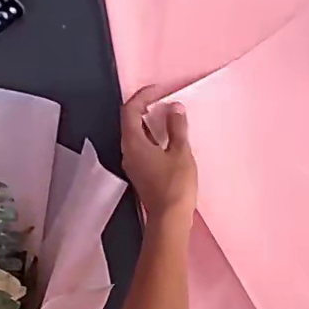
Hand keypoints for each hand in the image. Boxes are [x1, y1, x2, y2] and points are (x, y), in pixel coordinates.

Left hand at [120, 85, 196, 224]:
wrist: (169, 218)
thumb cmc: (175, 184)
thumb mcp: (180, 152)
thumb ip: (177, 128)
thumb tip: (174, 108)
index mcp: (133, 142)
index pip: (131, 110)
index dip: (144, 96)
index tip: (160, 90)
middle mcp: (127, 151)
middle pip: (131, 122)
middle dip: (146, 108)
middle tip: (165, 102)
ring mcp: (133, 164)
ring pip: (137, 135)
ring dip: (151, 124)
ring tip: (169, 118)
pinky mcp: (141, 173)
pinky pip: (142, 148)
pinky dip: (153, 138)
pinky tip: (168, 140)